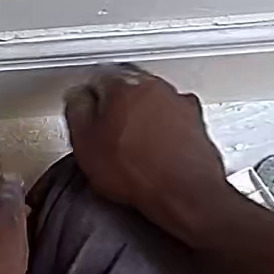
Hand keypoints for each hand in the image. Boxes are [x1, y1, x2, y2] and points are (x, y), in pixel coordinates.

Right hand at [63, 65, 234, 240]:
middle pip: (126, 88)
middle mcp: (156, 88)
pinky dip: (159, 130)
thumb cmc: (136, 171)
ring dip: (138, 117)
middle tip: (103, 128)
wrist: (184, 195)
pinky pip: (169, 120)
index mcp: (124, 86)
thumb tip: (78, 98)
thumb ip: (76, 110)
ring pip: (150, 103)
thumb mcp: (84, 141)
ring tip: (127, 145)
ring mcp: (180, 104)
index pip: (96, 79)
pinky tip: (150, 152)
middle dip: (114, 105)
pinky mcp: (197, 124)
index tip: (82, 111)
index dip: (85, 98)